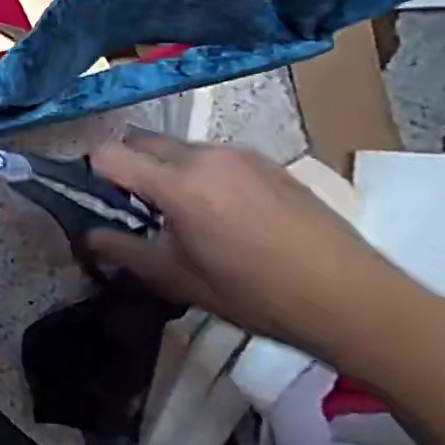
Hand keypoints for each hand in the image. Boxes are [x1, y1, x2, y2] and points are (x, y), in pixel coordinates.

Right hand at [86, 135, 433, 369]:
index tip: (102, 204)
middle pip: (139, 142)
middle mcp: (205, 156)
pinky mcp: (268, 162)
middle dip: (127, 168)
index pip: (108, 155)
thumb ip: (123, 250)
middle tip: (139, 210)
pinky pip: (212, 156)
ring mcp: (240, 155)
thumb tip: (86, 237)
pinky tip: (224, 214)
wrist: (359, 302)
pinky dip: (199, 174)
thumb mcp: (179, 280)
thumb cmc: (259, 295)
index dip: (93, 176)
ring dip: (164, 170)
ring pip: (177, 148)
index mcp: (178, 185)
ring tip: (185, 215)